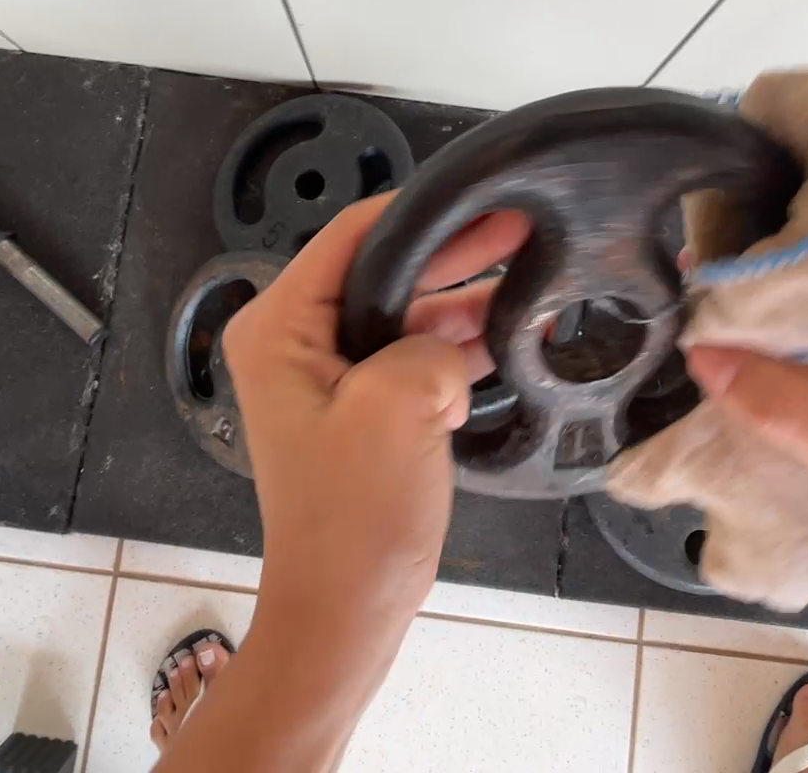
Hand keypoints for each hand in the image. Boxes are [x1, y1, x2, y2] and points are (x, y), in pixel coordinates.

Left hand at [222, 195, 526, 658]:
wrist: (347, 609)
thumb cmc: (355, 516)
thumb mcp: (396, 407)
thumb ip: (429, 345)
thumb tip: (449, 350)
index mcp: (280, 327)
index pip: (349, 238)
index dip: (417, 212)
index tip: (478, 198)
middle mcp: (296, 340)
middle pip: (381, 273)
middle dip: (451, 255)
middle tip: (516, 229)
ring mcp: (329, 374)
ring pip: (403, 314)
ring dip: (461, 304)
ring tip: (527, 280)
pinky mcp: (360, 404)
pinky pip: (409, 356)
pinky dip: (454, 347)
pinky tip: (508, 334)